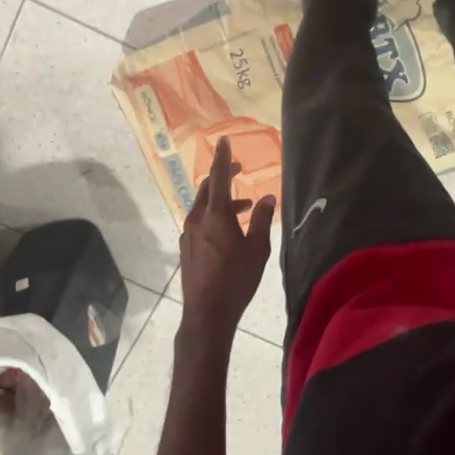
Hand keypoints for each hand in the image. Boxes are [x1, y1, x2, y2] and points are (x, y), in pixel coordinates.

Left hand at [179, 138, 275, 342]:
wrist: (207, 313)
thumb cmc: (236, 280)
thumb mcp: (257, 249)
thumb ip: (261, 220)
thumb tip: (267, 198)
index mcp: (215, 215)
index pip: (219, 177)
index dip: (224, 158)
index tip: (225, 141)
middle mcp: (197, 219)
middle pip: (207, 188)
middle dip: (223, 176)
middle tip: (239, 172)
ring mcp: (188, 234)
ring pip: (203, 206)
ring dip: (222, 200)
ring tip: (244, 208)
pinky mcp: (186, 248)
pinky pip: (200, 221)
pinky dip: (214, 216)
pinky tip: (228, 230)